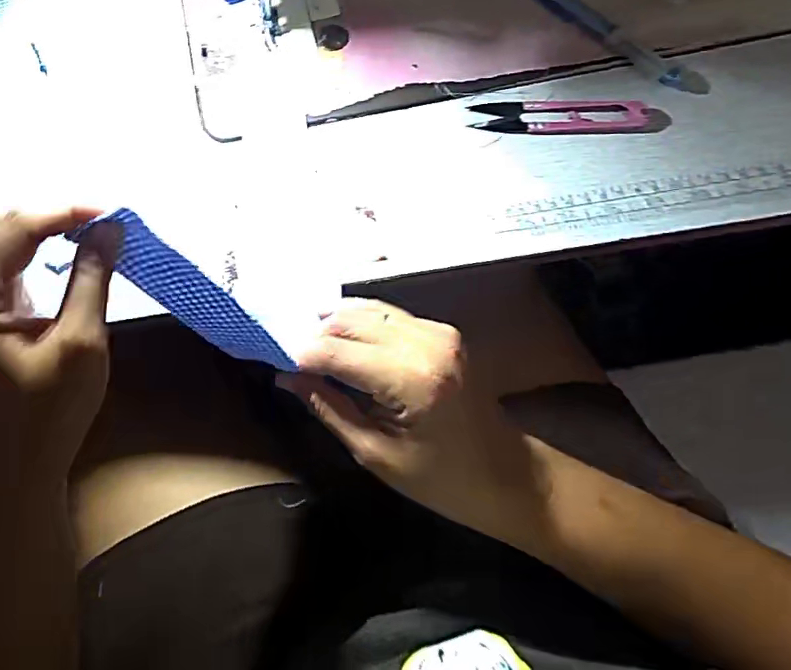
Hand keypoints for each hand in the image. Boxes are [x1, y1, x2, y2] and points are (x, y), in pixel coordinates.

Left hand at [0, 207, 122, 478]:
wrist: (25, 463)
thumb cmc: (52, 411)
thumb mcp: (81, 343)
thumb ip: (91, 278)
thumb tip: (109, 227)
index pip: (18, 231)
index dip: (63, 214)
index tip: (107, 213)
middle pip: (8, 228)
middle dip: (55, 218)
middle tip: (102, 222)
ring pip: (7, 238)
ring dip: (48, 229)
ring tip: (91, 230)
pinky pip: (10, 259)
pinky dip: (41, 247)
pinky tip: (69, 246)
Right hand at [278, 298, 544, 538]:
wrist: (514, 478)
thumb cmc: (445, 480)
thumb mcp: (375, 453)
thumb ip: (327, 406)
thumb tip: (284, 376)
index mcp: (410, 378)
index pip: (333, 350)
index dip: (299, 356)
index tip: (276, 364)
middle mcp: (424, 343)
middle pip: (346, 320)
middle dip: (313, 336)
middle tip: (290, 357)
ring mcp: (436, 331)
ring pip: (363, 309)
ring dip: (333, 325)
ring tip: (313, 348)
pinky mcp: (440, 329)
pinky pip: (384, 313)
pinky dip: (358, 324)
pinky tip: (345, 342)